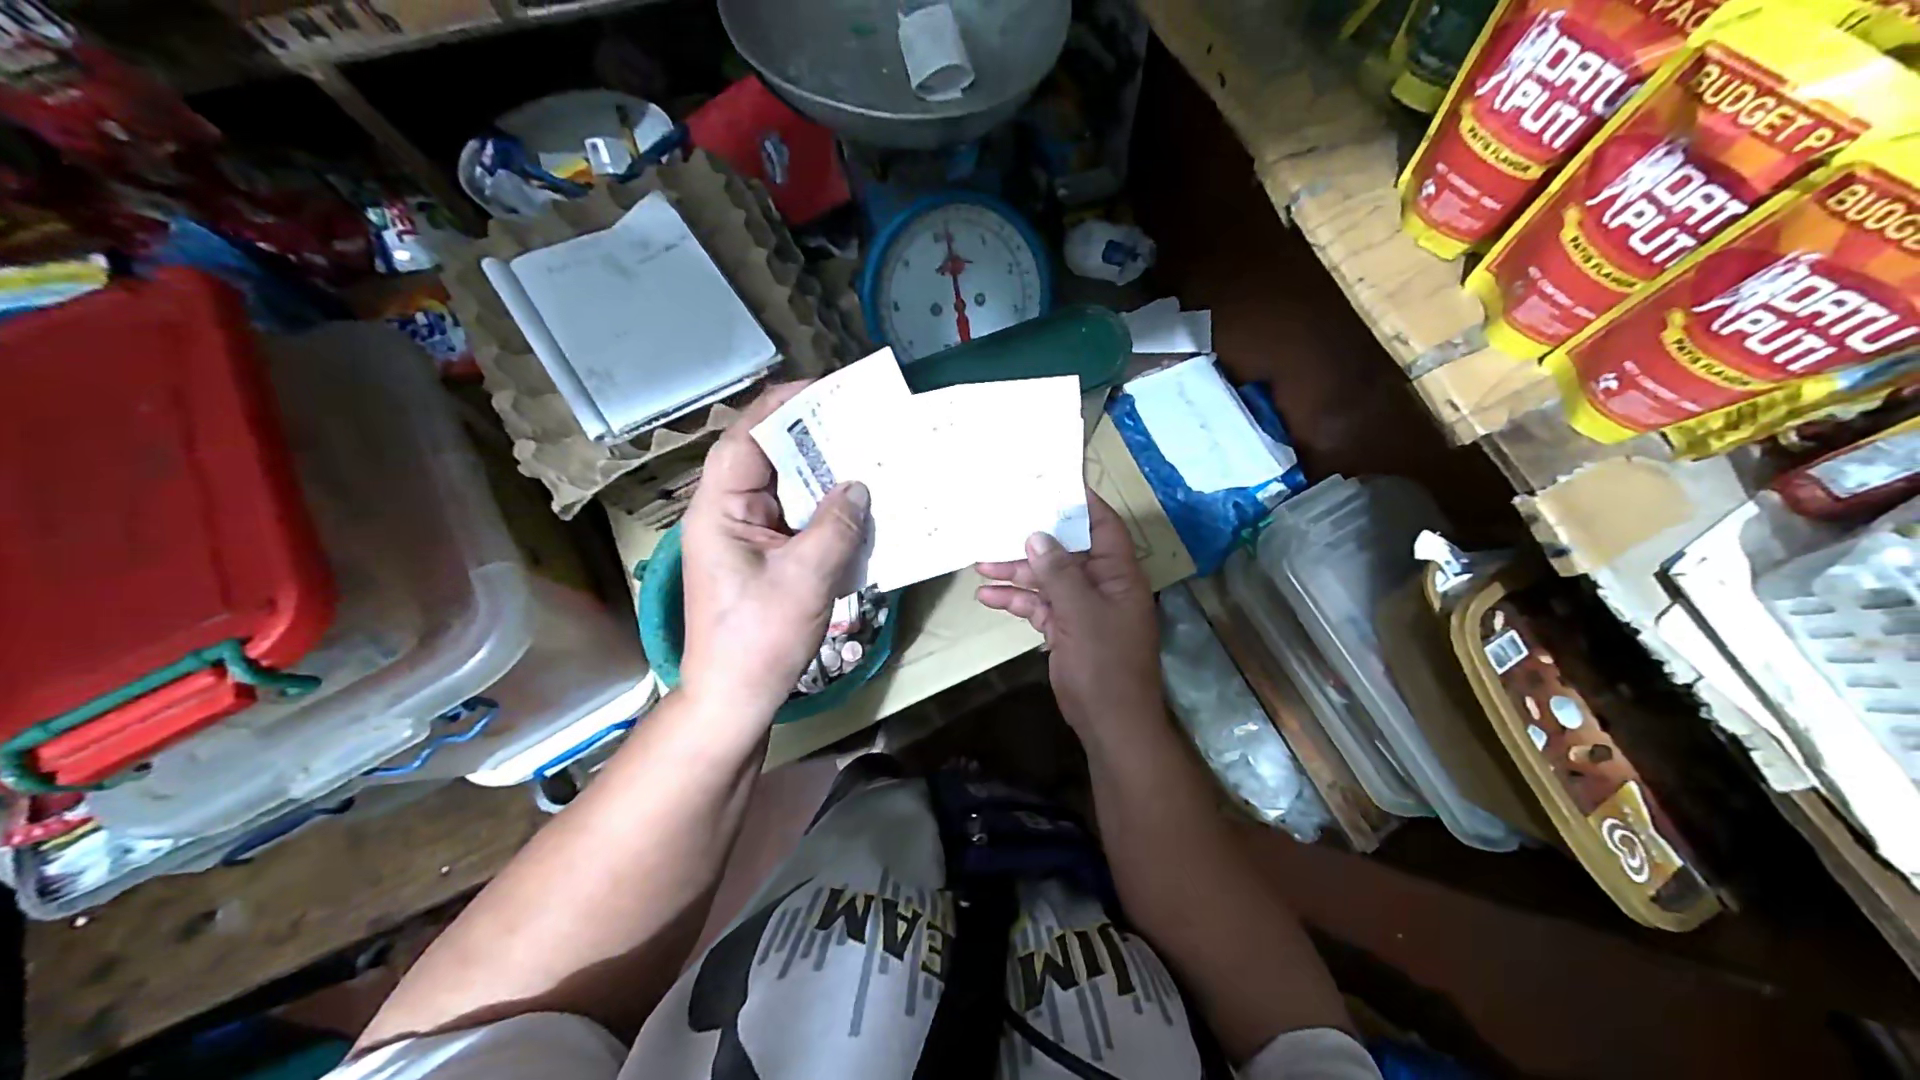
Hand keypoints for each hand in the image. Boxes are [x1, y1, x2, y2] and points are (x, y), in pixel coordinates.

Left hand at [678, 383, 869, 724]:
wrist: (737, 698)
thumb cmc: (759, 639)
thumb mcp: (805, 578)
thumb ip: (836, 525)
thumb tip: (861, 485)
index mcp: (720, 509)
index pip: (746, 439)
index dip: (782, 407)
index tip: (825, 387)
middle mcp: (729, 514)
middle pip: (768, 459)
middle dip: (811, 438)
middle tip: (859, 419)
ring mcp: (748, 537)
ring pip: (787, 489)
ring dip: (823, 474)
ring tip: (867, 453)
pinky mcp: (766, 557)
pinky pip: (797, 519)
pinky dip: (826, 509)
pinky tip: (858, 503)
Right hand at [975, 491, 1164, 734]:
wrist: (1110, 723)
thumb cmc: (1105, 665)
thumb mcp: (1081, 614)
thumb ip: (1059, 573)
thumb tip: (1038, 536)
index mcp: (1118, 574)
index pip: (1102, 526)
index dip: (1080, 503)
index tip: (1050, 482)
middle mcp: (1102, 585)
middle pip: (1066, 551)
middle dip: (1032, 542)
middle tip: (998, 525)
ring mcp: (1083, 608)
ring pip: (1047, 579)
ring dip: (1016, 572)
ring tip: (980, 564)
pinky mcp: (1065, 628)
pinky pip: (1038, 605)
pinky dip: (1016, 600)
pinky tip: (988, 597)